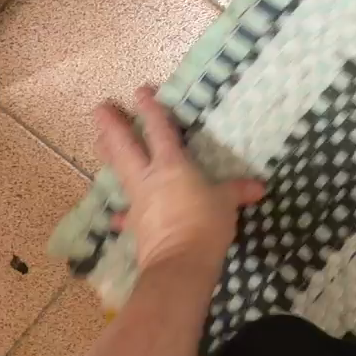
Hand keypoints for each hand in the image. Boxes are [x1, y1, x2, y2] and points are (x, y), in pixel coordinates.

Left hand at [93, 87, 264, 273]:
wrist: (180, 264)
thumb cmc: (205, 223)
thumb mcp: (227, 204)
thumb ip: (237, 191)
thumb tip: (257, 187)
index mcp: (172, 165)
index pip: (160, 130)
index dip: (151, 109)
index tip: (141, 91)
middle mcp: (149, 178)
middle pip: (125, 147)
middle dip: (112, 126)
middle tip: (100, 108)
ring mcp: (138, 202)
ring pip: (120, 172)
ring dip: (108, 155)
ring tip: (98, 142)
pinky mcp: (135, 226)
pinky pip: (126, 214)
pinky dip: (123, 213)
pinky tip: (117, 218)